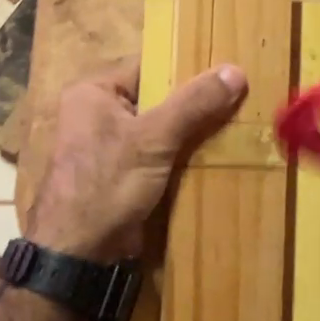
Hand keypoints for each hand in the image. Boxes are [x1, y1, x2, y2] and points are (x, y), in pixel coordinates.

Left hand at [27, 59, 246, 261]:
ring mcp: (109, 147)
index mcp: (93, 92)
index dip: (186, 66)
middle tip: (240, 97)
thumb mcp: (154, 139)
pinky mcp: (122, 175)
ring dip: (192, 132)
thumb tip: (236, 70)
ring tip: (236, 123)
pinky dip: (182, 156)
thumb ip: (194, 104)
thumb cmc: (107, 186)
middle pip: (156, 97)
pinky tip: (214, 155)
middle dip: (194, 102)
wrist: (79, 255)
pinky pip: (158, 155)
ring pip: (161, 128)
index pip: (148, 65)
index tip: (227, 69)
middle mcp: (97, 113)